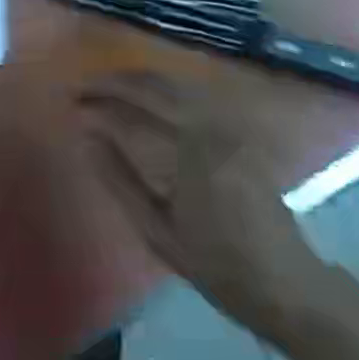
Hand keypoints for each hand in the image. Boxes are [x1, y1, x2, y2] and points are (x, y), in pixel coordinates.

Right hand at [78, 73, 358, 359]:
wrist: (286, 281)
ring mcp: (229, 124)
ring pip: (175, 83)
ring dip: (138, 78)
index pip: (133, 113)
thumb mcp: (157, 231)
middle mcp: (211, 127)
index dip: (99, 103)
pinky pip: (192, 93)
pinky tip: (148, 93)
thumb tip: (86, 136)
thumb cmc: (217, 263)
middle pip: (156, 86)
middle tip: (85, 85)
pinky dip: (163, 86)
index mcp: (190, 153)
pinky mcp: (238, 128)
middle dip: (116, 80)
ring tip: (108, 85)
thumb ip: (119, 178)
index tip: (72, 101)